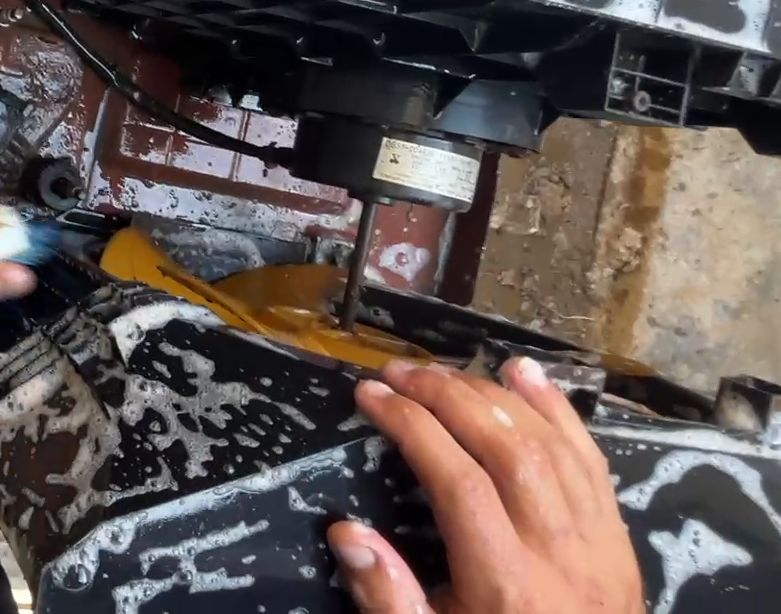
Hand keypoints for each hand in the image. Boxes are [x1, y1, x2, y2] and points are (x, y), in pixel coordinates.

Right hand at [328, 358, 642, 613]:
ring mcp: (601, 543)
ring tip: (436, 371)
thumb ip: (387, 596)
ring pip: (549, 446)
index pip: (459, 480)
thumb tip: (344, 529)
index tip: (367, 394)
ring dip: (488, 395)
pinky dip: (556, 410)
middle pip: (508, 450)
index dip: (410, 424)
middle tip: (395, 372)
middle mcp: (562, 555)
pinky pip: (591, 461)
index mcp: (508, 582)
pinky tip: (522, 372)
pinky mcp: (617, 536)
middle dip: (446, 396)